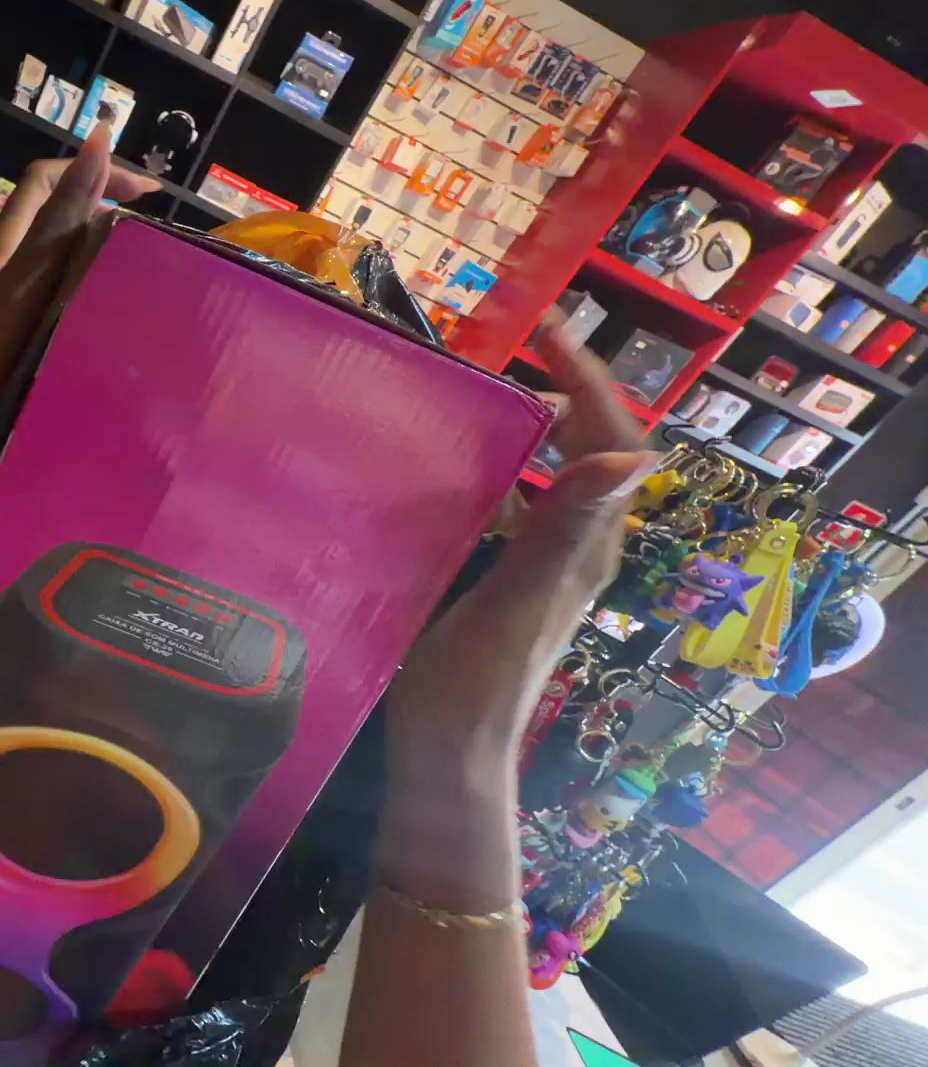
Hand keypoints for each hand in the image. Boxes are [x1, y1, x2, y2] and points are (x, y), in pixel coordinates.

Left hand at [0, 126, 160, 495]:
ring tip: (138, 282)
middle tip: (151, 241)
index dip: (94, 170)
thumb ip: (56, 228)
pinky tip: (99, 329)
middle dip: (101, 213)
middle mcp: (0, 272)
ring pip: (50, 264)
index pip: (46, 181)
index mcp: (4, 250)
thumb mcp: (19, 292)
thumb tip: (96, 143)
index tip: (149, 193)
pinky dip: (78, 300)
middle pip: (51, 220)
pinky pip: (46, 305)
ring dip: (93, 258)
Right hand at [385, 316, 656, 778]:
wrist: (450, 745)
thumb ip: (564, 533)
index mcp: (585, 544)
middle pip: (584, 452)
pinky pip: (507, 506)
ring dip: (521, 430)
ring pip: (543, 477)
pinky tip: (445, 469)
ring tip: (474, 397)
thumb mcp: (519, 600)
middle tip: (506, 353)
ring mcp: (537, 563)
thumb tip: (629, 456)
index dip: (585, 380)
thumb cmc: (474, 677)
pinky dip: (488, 471)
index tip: (545, 330)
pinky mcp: (500, 577)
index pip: (609, 442)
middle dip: (558, 392)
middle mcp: (572, 546)